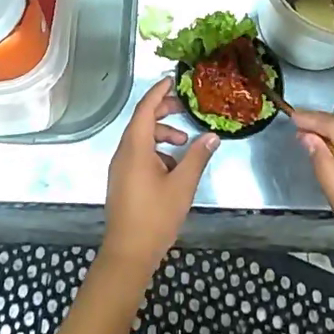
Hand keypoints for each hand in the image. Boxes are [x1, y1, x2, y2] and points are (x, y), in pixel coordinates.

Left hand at [102, 77, 217, 271]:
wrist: (128, 253)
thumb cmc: (155, 216)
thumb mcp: (182, 185)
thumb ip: (197, 157)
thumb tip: (212, 136)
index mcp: (135, 147)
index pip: (144, 108)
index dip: (158, 92)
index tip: (172, 80)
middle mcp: (124, 151)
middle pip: (141, 121)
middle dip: (162, 111)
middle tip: (184, 107)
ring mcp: (120, 166)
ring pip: (140, 139)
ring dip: (161, 134)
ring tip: (184, 143)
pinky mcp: (122, 180)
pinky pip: (138, 154)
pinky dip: (155, 151)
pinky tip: (173, 167)